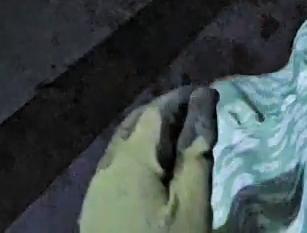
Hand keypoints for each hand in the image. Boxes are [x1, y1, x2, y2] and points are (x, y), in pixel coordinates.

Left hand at [79, 86, 218, 232]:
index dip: (185, 96)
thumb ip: (196, 151)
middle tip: (199, 113)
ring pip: (125, 142)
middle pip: (137, 122)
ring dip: (153, 133)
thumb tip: (203, 101)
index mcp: (130, 158)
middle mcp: (107, 165)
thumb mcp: (192, 204)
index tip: (211, 95)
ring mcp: (96, 189)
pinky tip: (157, 170)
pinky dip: (141, 155)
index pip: (158, 108)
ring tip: (182, 139)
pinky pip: (117, 165)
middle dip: (168, 111)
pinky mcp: (94, 211)